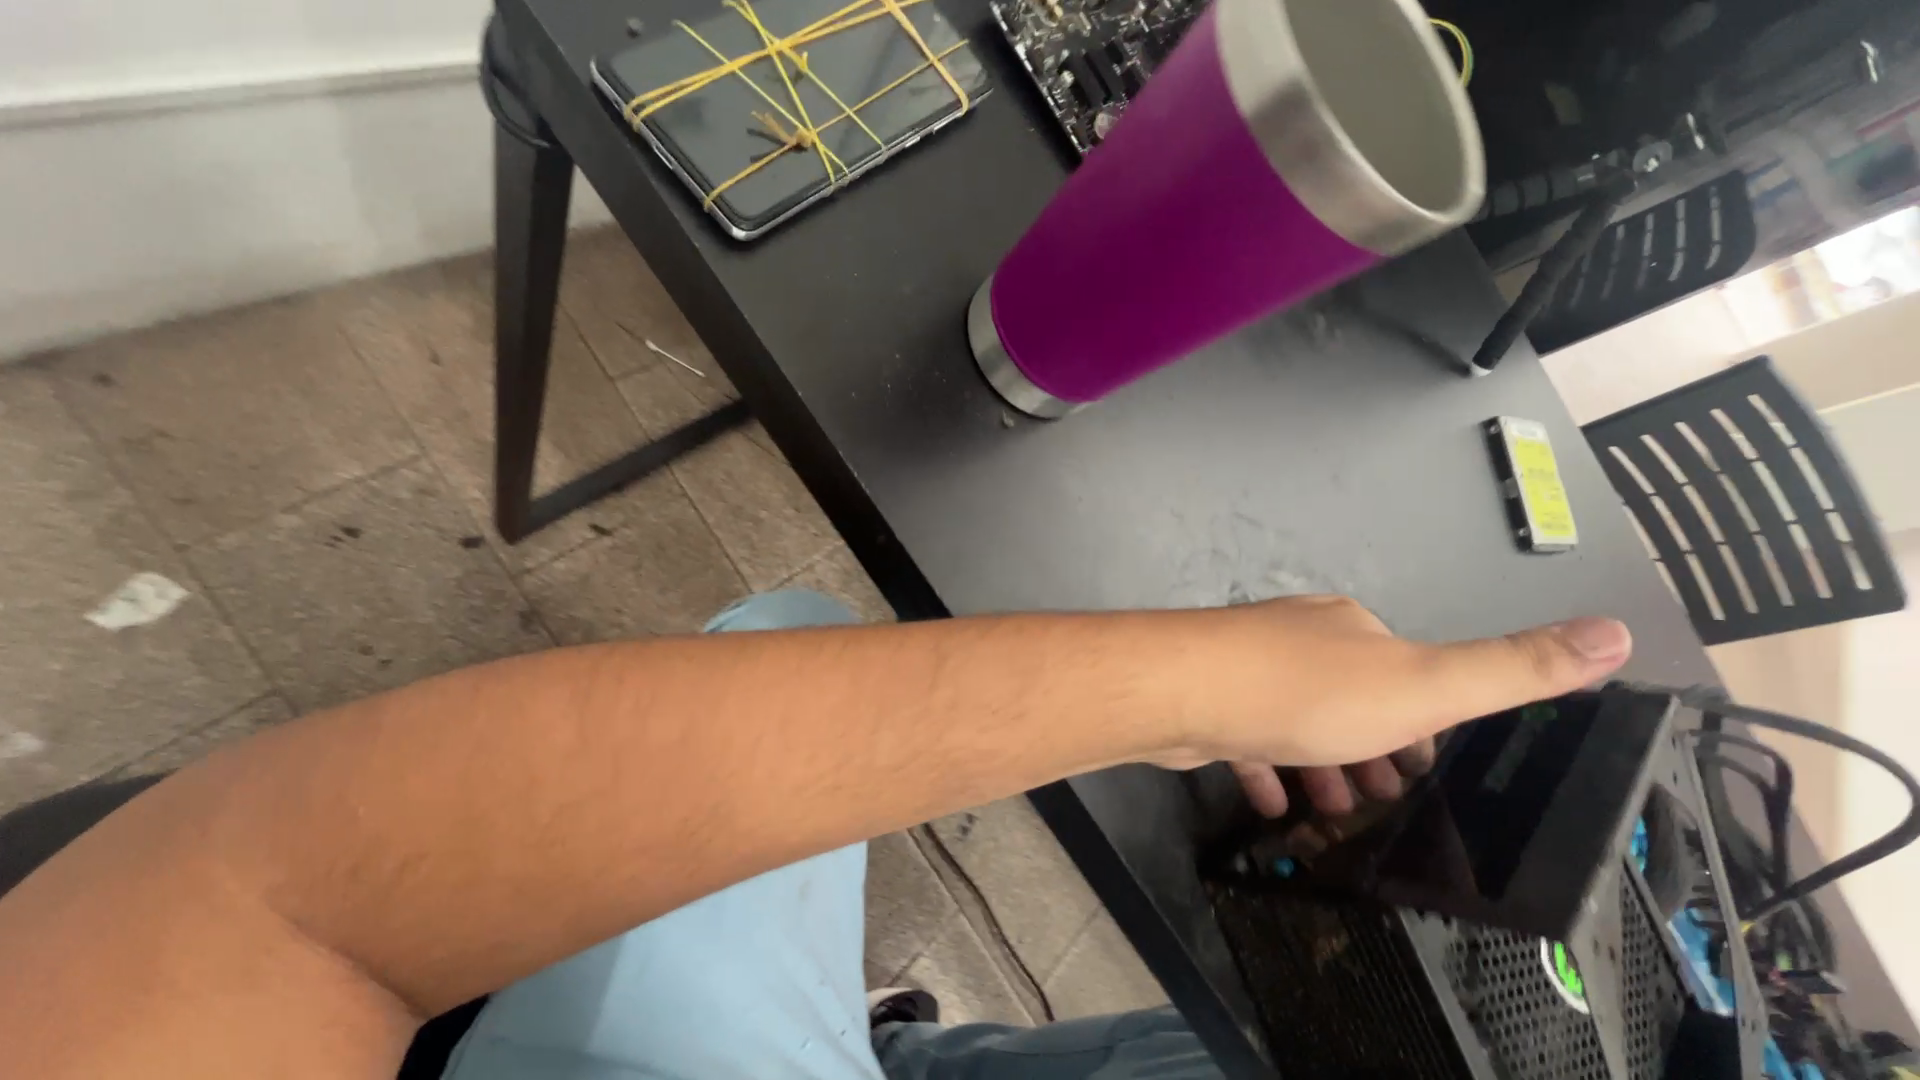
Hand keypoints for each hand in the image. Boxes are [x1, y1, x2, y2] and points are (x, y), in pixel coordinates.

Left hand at [1150, 596, 1633, 816]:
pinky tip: (1274, 805)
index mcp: (1352, 630)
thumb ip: (1513, 669)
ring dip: (1321, 765)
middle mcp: (1297, 639)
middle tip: (1384, 802)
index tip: (1428, 770)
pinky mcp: (1207, 700)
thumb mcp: (1425, 685)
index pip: (1403, 674)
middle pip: (1348, 699)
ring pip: (1295, 722)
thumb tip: (1617, 630)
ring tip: (1338, 814)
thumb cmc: (1309, 693)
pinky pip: (1246, 740)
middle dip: (1372, 749)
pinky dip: (1267, 771)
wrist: (1185, 691)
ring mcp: (1245, 667)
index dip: (1423, 721)